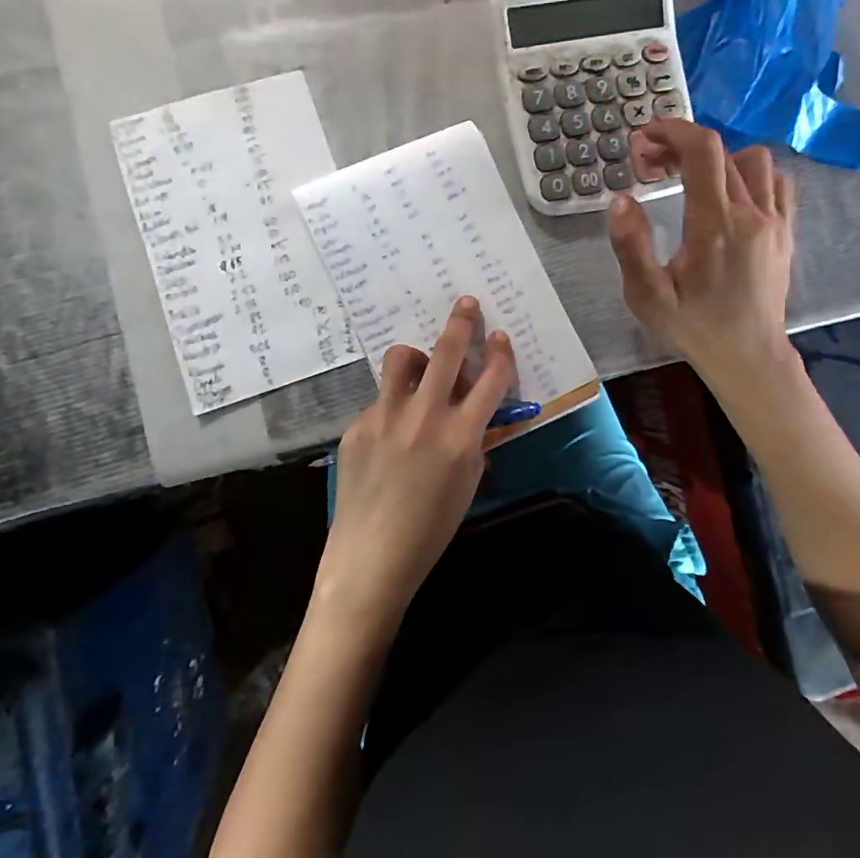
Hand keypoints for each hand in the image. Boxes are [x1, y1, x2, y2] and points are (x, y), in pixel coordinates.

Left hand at [315, 296, 514, 630]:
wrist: (372, 555)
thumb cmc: (432, 528)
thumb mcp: (468, 483)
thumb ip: (475, 440)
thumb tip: (478, 411)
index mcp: (461, 436)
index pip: (491, 380)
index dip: (500, 354)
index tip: (501, 337)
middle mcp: (424, 416)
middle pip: (447, 352)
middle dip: (461, 321)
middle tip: (466, 303)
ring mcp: (386, 417)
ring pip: (403, 360)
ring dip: (418, 356)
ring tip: (420, 369)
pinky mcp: (358, 425)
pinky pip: (380, 400)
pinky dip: (393, 406)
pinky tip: (390, 435)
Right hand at [608, 120, 797, 386]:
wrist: (748, 356)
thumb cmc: (694, 327)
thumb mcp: (648, 296)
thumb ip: (631, 246)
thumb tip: (622, 200)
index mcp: (715, 225)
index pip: (702, 150)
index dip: (673, 130)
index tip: (646, 137)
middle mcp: (751, 213)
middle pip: (722, 151)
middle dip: (682, 146)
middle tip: (651, 166)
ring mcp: (775, 221)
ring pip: (755, 160)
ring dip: (720, 158)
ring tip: (692, 179)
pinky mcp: (786, 232)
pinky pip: (778, 182)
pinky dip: (751, 175)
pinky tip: (730, 195)